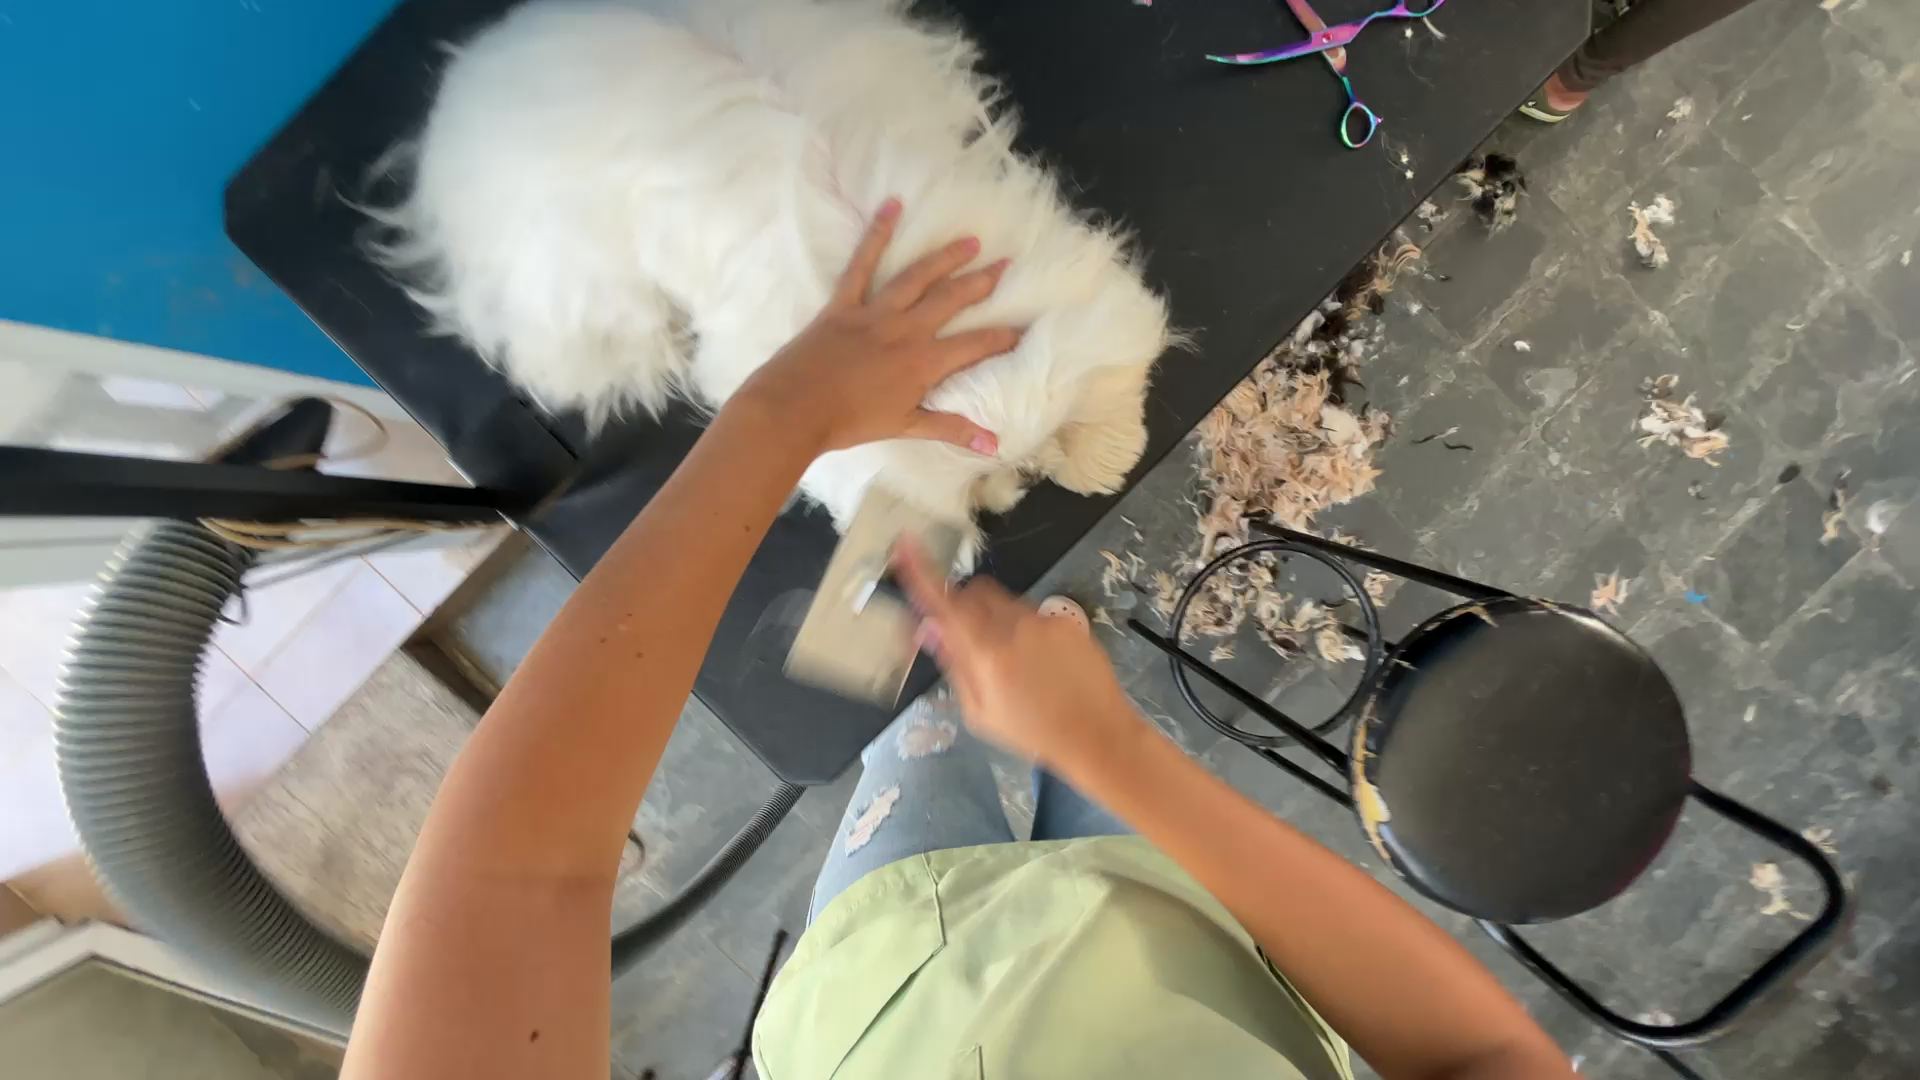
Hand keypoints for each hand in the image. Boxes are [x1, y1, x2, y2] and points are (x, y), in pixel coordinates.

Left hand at [735, 197, 1022, 454]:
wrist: (795, 409)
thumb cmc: (850, 422)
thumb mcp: (905, 426)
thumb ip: (951, 429)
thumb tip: (993, 445)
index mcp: (923, 363)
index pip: (975, 346)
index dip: (1003, 337)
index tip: (1025, 326)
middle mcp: (906, 330)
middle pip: (952, 300)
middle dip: (981, 283)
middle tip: (1005, 265)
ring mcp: (875, 312)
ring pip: (917, 277)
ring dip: (945, 257)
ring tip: (969, 241)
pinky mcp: (844, 303)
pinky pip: (863, 263)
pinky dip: (877, 234)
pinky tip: (892, 207)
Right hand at [891, 540, 1150, 770]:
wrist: (1098, 735)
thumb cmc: (1032, 732)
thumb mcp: (979, 712)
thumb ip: (954, 664)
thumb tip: (929, 628)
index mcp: (986, 653)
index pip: (945, 603)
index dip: (921, 572)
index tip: (906, 545)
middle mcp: (1014, 627)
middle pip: (975, 592)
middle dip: (963, 604)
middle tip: (966, 634)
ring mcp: (1044, 621)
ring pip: (1005, 603)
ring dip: (996, 620)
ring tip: (1013, 660)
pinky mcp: (1067, 621)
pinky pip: (1033, 614)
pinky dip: (1025, 630)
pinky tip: (1040, 661)